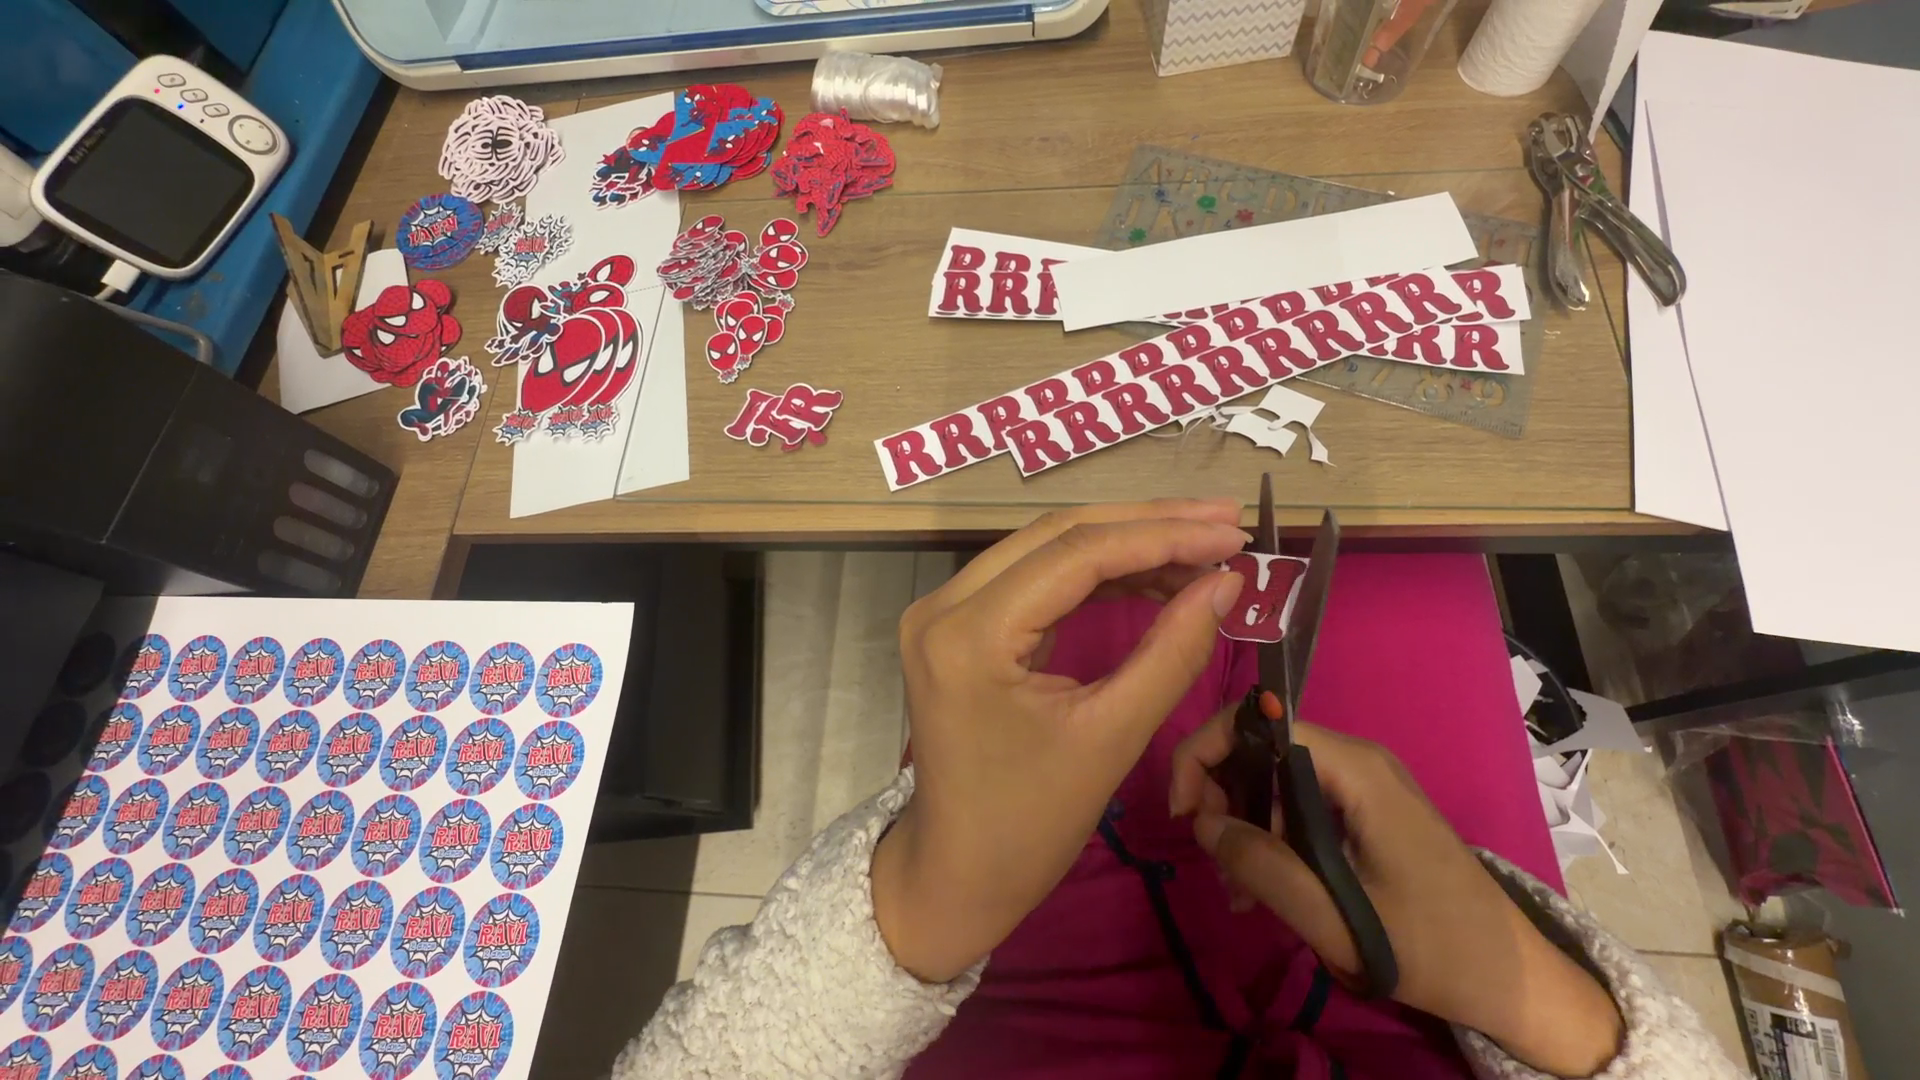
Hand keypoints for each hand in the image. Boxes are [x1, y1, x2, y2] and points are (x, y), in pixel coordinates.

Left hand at [871, 499, 1249, 983]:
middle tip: (1224, 524)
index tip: (1232, 535)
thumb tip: (1226, 583)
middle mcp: (944, 604)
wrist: (958, 871)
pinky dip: (1094, 576)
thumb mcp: (1111, 738)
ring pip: (1045, 549)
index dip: (1162, 537)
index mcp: (968, 633)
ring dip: (1124, 546)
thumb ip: (1172, 652)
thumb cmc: (1029, 823)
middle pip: (1056, 536)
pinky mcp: (958, 624)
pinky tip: (1150, 576)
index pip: (1074, 555)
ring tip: (1201, 550)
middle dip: (1147, 526)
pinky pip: (1033, 579)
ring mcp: (944, 611)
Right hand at [1170, 716, 1623, 1076]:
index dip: (1207, 753)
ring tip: (1237, 889)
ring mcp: (1361, 786)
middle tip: (1211, 859)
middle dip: (1220, 796)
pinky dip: (1269, 837)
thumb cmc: (1435, 949)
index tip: (1183, 813)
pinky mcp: (1364, 811)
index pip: (1258, 722)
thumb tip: (1200, 823)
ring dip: (1243, 825)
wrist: (1519, 984)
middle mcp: (1356, 762)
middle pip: (1260, 749)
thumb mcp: (1337, 919)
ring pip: (1272, 780)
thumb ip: (1262, 867)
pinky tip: (1262, 887)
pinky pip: (1297, 804)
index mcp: (1355, 770)